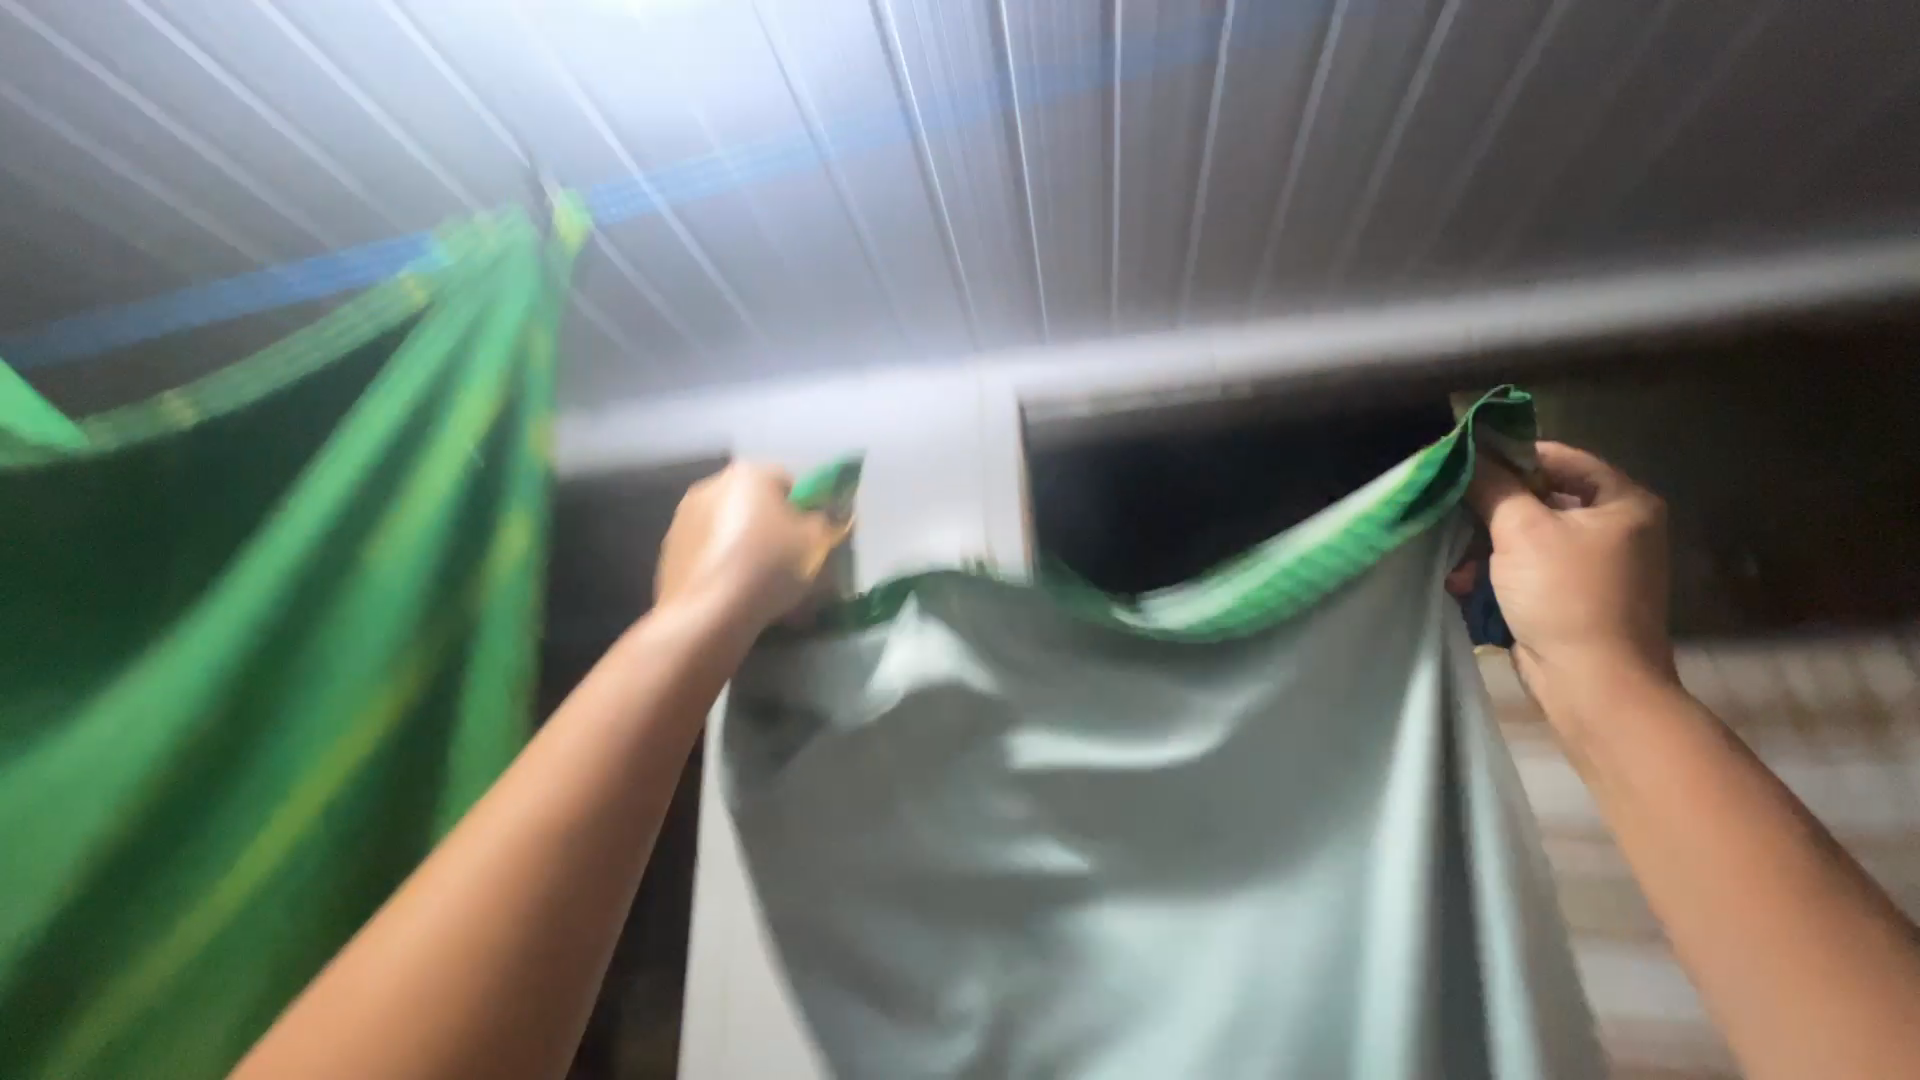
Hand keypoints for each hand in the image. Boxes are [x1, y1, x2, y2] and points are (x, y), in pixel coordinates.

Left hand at [655, 463, 844, 633]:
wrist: (708, 615)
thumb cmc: (769, 567)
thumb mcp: (819, 542)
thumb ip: (830, 521)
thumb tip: (830, 517)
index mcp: (749, 474)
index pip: (791, 484)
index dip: (809, 512)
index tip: (815, 542)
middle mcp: (711, 485)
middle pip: (758, 506)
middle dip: (776, 530)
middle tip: (793, 566)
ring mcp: (684, 519)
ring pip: (732, 531)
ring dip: (749, 549)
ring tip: (764, 587)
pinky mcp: (669, 552)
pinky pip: (711, 555)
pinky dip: (725, 568)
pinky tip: (738, 597)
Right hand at [1466, 442, 1677, 732]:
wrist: (1592, 681)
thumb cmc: (1565, 595)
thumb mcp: (1522, 531)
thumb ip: (1493, 487)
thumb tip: (1467, 455)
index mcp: (1622, 502)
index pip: (1558, 456)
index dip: (1508, 455)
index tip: (1461, 463)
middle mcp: (1615, 527)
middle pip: (1537, 498)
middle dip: (1489, 513)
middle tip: (1451, 517)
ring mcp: (1594, 563)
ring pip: (1525, 536)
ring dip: (1484, 549)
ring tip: (1458, 568)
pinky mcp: (1572, 594)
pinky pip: (1526, 567)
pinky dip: (1496, 573)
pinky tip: (1467, 587)